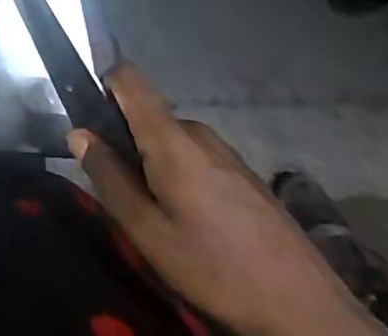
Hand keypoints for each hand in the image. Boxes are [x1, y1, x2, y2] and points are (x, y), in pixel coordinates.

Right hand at [70, 65, 386, 335]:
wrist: (308, 311)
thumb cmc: (218, 269)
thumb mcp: (149, 232)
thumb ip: (109, 178)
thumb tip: (79, 133)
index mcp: (170, 138)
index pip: (128, 77)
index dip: (103, 85)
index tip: (92, 123)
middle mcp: (198, 131)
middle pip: (147, 116)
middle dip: (129, 145)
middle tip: (129, 198)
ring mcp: (226, 151)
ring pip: (172, 142)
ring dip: (157, 166)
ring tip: (165, 219)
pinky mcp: (244, 173)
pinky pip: (197, 158)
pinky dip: (184, 179)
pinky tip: (198, 227)